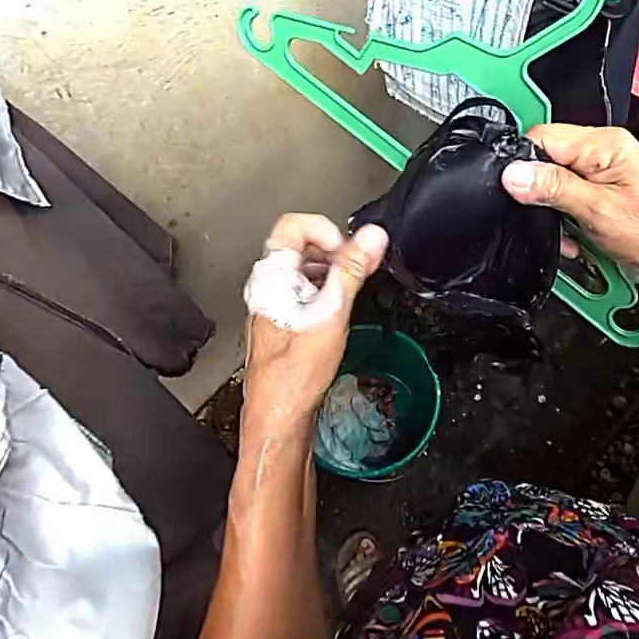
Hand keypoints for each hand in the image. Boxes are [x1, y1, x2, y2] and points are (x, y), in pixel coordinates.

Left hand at [242, 214, 388, 424]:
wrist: (278, 414)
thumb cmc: (295, 373)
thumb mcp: (332, 313)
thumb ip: (352, 270)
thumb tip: (371, 237)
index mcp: (272, 275)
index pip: (295, 224)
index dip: (328, 230)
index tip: (349, 251)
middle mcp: (267, 285)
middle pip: (302, 244)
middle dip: (335, 251)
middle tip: (356, 270)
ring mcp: (274, 302)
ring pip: (304, 267)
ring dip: (332, 271)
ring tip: (349, 292)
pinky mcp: (283, 318)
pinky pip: (305, 289)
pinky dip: (326, 290)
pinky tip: (338, 310)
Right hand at [500, 124, 638, 291]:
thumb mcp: (597, 210)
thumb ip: (554, 188)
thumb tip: (515, 174)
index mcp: (606, 144)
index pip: (544, 136)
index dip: (524, 163)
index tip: (519, 190)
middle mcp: (603, 152)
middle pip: (545, 159)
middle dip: (539, 191)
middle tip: (549, 215)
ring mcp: (599, 173)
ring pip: (551, 181)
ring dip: (551, 210)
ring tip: (567, 230)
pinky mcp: (595, 193)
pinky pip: (563, 198)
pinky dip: (561, 219)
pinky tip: (572, 235)